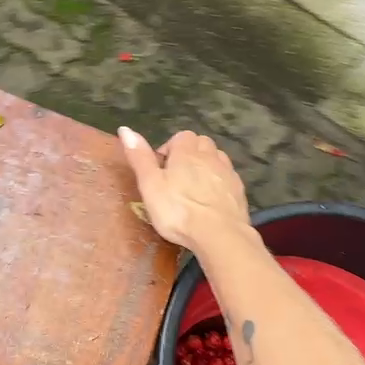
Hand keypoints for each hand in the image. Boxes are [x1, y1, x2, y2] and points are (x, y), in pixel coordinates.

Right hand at [118, 127, 252, 253]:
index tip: (161, 170)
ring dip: (205, 166)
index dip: (169, 150)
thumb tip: (125, 129)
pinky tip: (210, 201)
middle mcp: (210, 156)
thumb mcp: (150, 184)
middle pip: (201, 144)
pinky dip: (218, 183)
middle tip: (176, 178)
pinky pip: (227, 178)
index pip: (180, 137)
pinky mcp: (239, 191)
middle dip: (189, 155)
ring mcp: (228, 173)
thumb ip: (140, 157)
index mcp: (187, 151)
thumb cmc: (178, 210)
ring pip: (216, 159)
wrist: (219, 234)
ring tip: (193, 189)